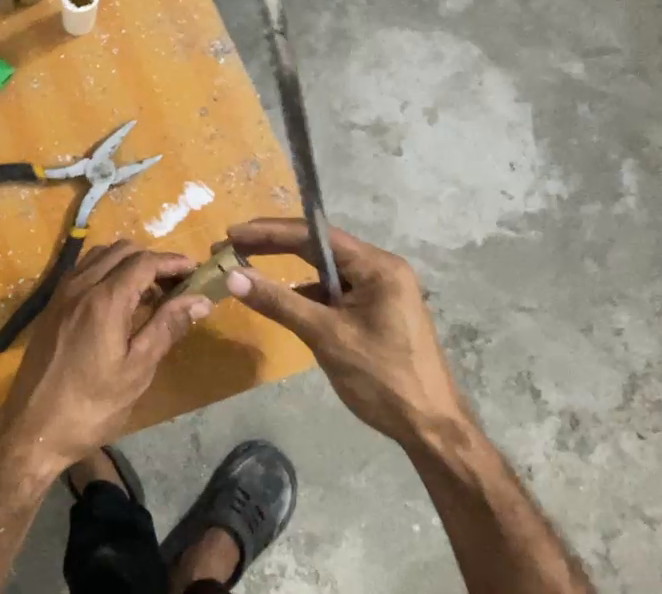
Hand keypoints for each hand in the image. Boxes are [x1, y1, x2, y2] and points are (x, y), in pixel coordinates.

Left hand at [0, 241, 213, 478]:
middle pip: (122, 251)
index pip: (144, 261)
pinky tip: (122, 301)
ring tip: (153, 294)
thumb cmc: (92, 405)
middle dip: (153, 261)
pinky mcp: (52, 304)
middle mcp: (80, 285)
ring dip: (128, 264)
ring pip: (100, 256)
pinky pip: (84, 271)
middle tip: (178, 286)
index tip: (198, 272)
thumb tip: (199, 299)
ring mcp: (62, 292)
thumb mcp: (137, 370)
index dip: (173, 262)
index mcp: (104, 299)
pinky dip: (107, 273)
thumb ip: (167, 327)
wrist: (34, 425)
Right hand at [224, 219, 469, 448]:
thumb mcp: (325, 336)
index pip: (314, 235)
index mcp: (378, 267)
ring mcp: (379, 291)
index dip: (269, 232)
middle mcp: (381, 270)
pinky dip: (301, 292)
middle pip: (317, 247)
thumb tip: (231, 275)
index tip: (231, 235)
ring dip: (284, 267)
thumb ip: (278, 301)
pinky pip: (331, 290)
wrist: (432, 429)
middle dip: (272, 245)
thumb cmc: (383, 378)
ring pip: (322, 269)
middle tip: (230, 246)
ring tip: (244, 268)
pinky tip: (277, 299)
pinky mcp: (374, 311)